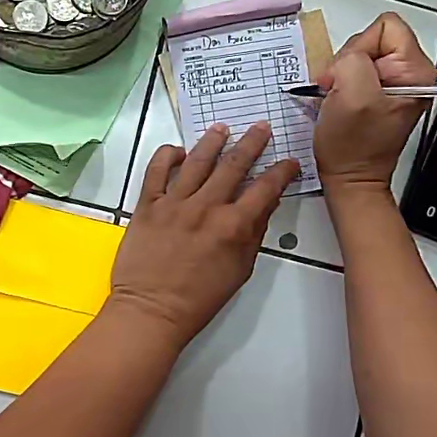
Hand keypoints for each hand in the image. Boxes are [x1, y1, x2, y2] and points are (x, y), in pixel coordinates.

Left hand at [108, 122, 297, 345]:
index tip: (289, 162)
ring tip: (221, 128)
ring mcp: (173, 203)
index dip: (281, 172)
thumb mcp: (239, 270)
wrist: (151, 309)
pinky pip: (156, 171)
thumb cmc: (198, 299)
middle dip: (251, 143)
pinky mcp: (147, 205)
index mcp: (233, 226)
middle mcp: (205, 208)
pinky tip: (177, 150)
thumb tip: (264, 205)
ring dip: (212, 142)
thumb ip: (252, 234)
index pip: (265, 188)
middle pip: (233, 165)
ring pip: (196, 161)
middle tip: (260, 127)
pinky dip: (166, 156)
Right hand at [313, 12, 436, 195]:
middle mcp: (410, 74)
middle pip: (371, 41)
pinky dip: (341, 86)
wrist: (351, 178)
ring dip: (341, 77)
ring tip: (340, 101)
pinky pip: (355, 74)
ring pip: (359, 58)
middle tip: (341, 93)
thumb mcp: (351, 93)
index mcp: (414, 69)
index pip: (384, 27)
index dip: (358, 49)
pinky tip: (340, 104)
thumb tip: (348, 57)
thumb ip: (353, 59)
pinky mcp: (379, 95)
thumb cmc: (351, 144)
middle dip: (347, 64)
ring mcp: (394, 85)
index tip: (347, 79)